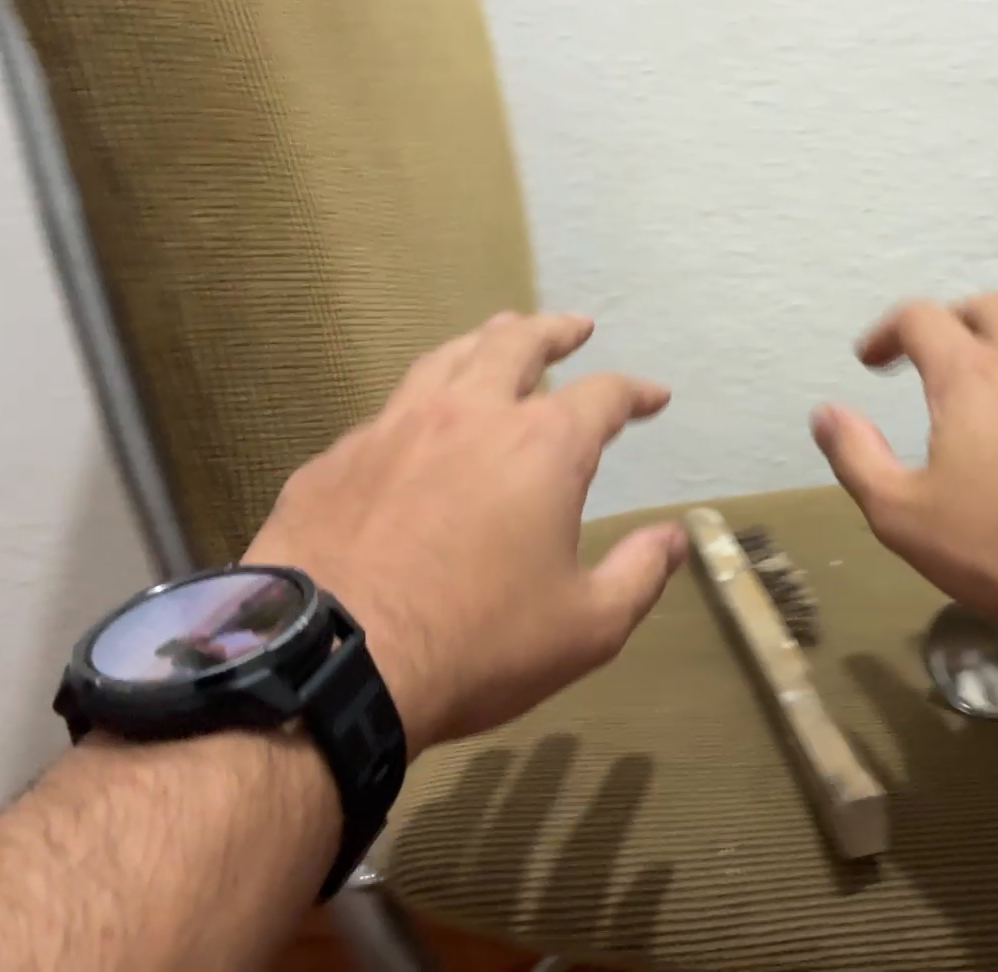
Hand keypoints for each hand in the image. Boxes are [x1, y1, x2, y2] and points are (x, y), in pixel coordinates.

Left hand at [243, 312, 687, 755]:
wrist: (323, 670)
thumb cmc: (478, 643)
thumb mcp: (589, 624)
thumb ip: (640, 573)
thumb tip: (674, 538)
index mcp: (543, 448)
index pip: (605, 395)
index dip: (636, 392)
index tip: (654, 396)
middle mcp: (471, 417)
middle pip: (516, 344)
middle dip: (555, 331)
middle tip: (575, 326)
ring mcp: (394, 430)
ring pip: (446, 359)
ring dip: (484, 342)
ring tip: (500, 337)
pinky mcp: (336, 460)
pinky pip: (391, 413)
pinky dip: (425, 404)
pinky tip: (423, 428)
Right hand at [811, 293, 997, 642]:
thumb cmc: (997, 549)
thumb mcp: (900, 514)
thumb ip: (855, 456)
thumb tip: (825, 413)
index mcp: (972, 376)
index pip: (920, 318)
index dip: (887, 331)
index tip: (872, 360)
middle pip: (995, 309)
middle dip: (959, 322)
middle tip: (942, 357)